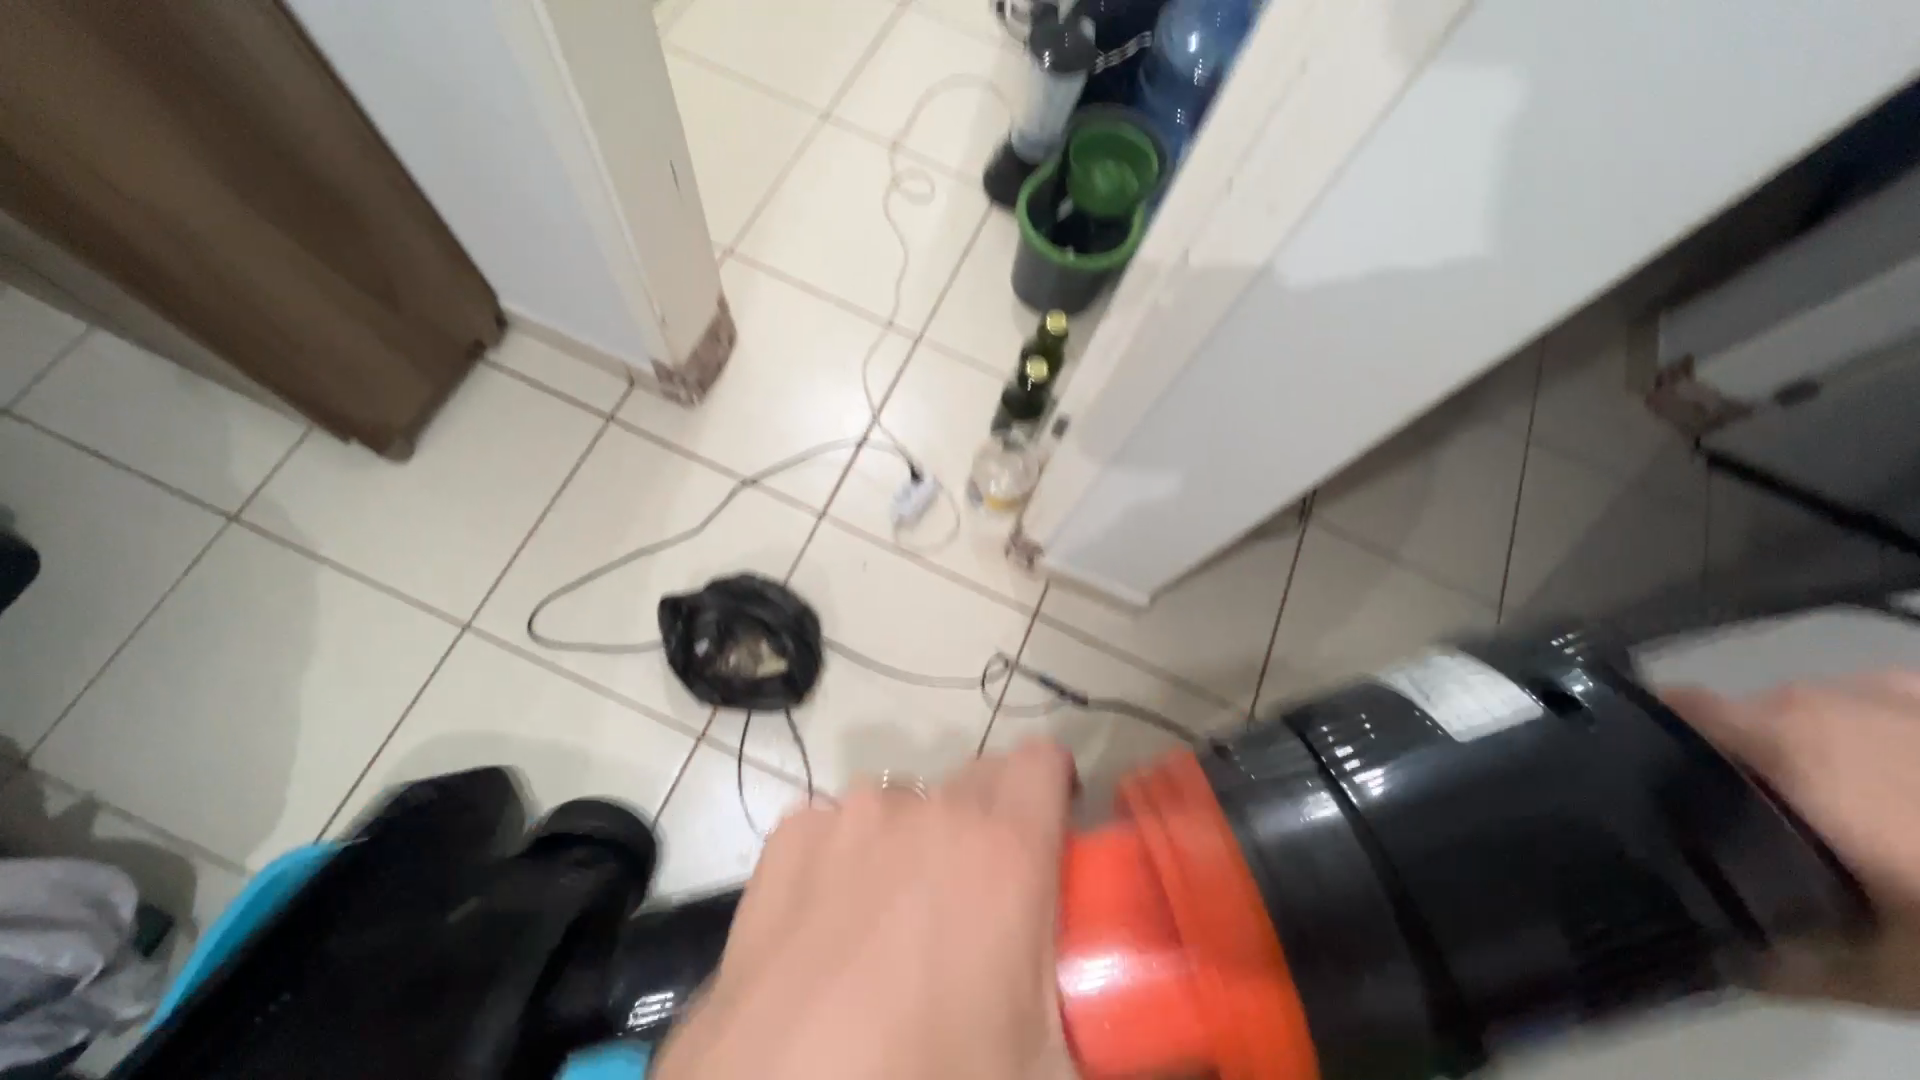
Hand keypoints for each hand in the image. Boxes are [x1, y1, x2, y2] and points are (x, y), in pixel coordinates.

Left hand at [652, 740, 1080, 1079]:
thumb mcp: (1047, 1055)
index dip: (1053, 792)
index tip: (1051, 836)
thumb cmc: (935, 1072)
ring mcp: (848, 817)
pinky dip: (846, 858)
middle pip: (976, 782)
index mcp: (1002, 848)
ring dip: (913, 844)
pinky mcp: (789, 839)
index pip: (1043, 762)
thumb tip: (1121, 1012)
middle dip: (989, 826)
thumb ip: (1086, 994)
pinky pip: (838, 826)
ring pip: (904, 806)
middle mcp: (926, 811)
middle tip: (981, 904)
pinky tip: (831, 923)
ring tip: (894, 924)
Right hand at [1665, 674, 1919, 1009]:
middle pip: (1744, 717)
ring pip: (1817, 710)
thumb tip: (1698, 950)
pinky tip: (1910, 787)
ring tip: (1860, 814)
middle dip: (1749, 765)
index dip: (1643, 740)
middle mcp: (1825, 697)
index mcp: (1785, 745)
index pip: (1669, 710)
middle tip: (1776, 829)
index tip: (1644, 782)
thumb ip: (1774, 958)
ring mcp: (1899, 687)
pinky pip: (1883, 703)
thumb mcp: (1878, 971)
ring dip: (1819, 752)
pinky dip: (1879, 737)